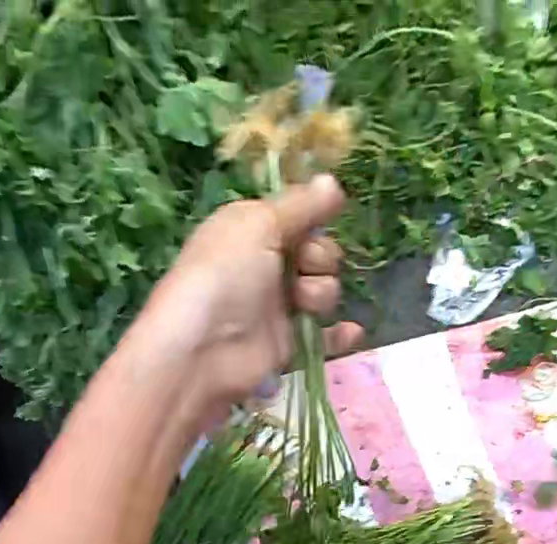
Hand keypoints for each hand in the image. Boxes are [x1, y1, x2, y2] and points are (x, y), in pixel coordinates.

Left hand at [113, 175, 364, 433]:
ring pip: (326, 292)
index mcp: (254, 230)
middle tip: (300, 269)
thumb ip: (301, 207)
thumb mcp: (258, 226)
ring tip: (301, 306)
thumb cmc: (226, 276)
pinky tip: (349, 332)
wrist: (206, 349)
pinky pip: (327, 336)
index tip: (314, 228)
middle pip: (321, 256)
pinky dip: (339, 335)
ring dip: (321, 295)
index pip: (302, 219)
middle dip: (320, 261)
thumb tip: (334, 181)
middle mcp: (268, 265)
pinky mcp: (290, 343)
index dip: (314, 223)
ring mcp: (280, 306)